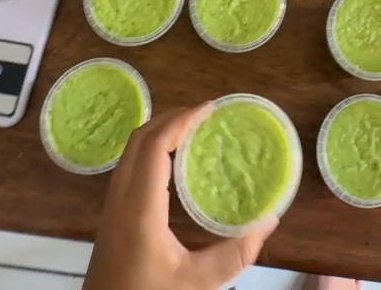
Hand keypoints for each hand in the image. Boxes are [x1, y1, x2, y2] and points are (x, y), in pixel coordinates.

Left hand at [84, 103, 278, 289]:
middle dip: (172, 118)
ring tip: (192, 131)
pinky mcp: (110, 218)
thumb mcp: (196, 285)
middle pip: (140, 139)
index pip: (156, 145)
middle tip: (205, 115)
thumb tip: (270, 221)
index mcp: (140, 209)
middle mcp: (120, 200)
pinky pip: (128, 167)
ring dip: (159, 132)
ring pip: (130, 151)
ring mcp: (111, 208)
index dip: (182, 119)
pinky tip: (173, 163)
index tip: (210, 108)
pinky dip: (150, 150)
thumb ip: (234, 254)